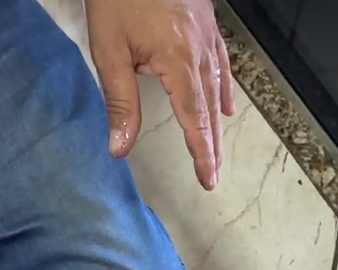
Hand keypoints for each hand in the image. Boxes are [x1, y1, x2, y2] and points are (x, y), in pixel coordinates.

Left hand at [87, 0, 235, 189]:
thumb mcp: (109, 48)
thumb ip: (120, 101)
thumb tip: (120, 149)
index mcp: (179, 62)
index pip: (194, 121)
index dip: (202, 154)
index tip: (208, 181)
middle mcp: (200, 51)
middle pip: (210, 110)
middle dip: (212, 146)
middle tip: (214, 176)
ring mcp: (206, 34)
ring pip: (218, 87)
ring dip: (218, 123)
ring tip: (219, 149)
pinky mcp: (205, 20)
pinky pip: (222, 61)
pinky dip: (225, 87)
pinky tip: (228, 105)